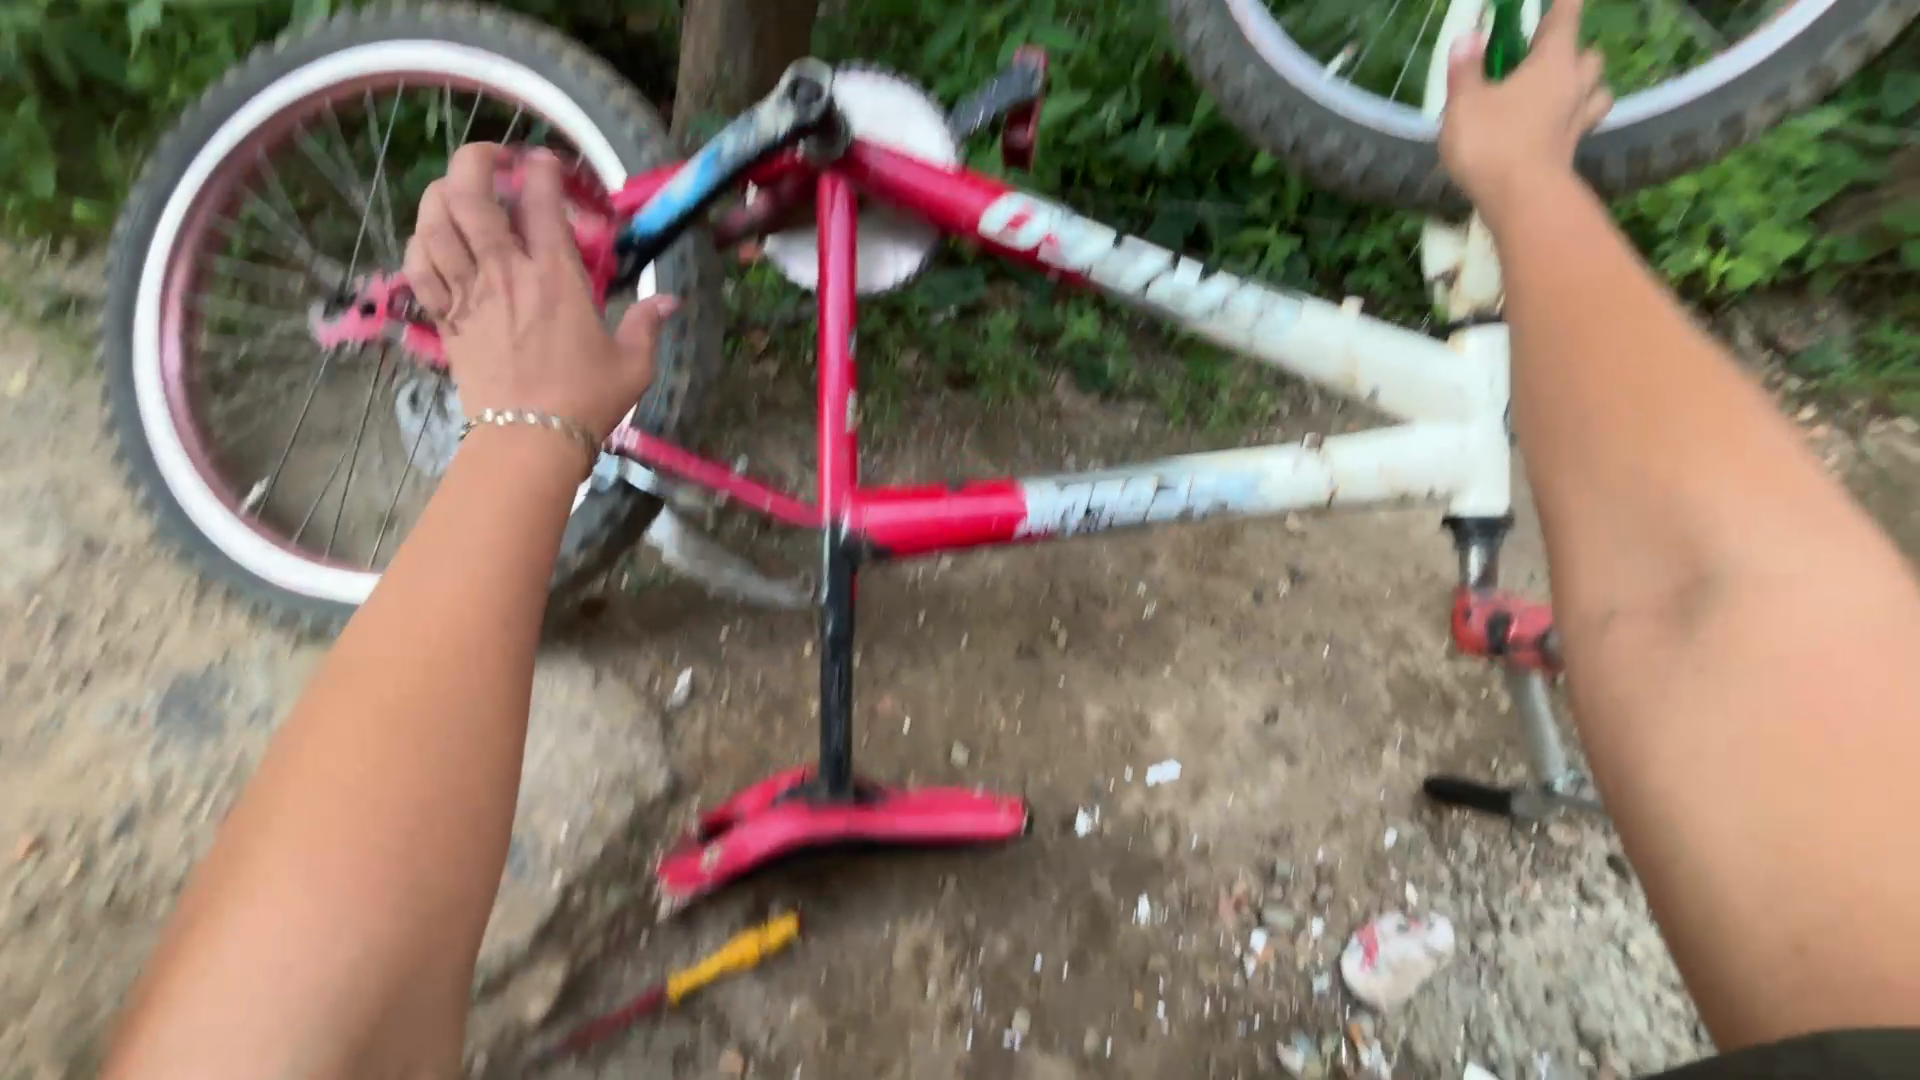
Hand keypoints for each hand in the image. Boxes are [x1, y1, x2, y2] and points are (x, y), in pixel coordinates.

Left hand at [402, 142, 677, 443]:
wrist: (531, 440)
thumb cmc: (588, 400)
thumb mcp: (634, 364)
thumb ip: (648, 325)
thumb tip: (670, 301)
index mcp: (556, 279)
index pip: (540, 202)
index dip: (542, 171)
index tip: (547, 164)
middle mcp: (506, 274)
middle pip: (470, 193)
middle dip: (477, 160)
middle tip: (494, 159)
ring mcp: (469, 294)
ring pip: (435, 221)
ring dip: (443, 194)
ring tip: (460, 192)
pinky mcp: (446, 319)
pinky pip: (419, 265)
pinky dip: (421, 243)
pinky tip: (435, 240)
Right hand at [1439, 0, 1612, 221]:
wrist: (1520, 197)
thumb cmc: (1491, 143)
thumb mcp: (1464, 104)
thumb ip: (1465, 69)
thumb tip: (1468, 36)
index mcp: (1553, 60)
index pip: (1566, 13)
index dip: (1558, 3)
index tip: (1547, 2)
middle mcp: (1575, 81)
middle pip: (1586, 52)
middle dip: (1569, 50)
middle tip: (1540, 60)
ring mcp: (1579, 116)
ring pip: (1595, 86)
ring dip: (1583, 83)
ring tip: (1558, 93)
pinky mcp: (1572, 147)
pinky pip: (1584, 121)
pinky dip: (1574, 118)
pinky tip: (1556, 127)